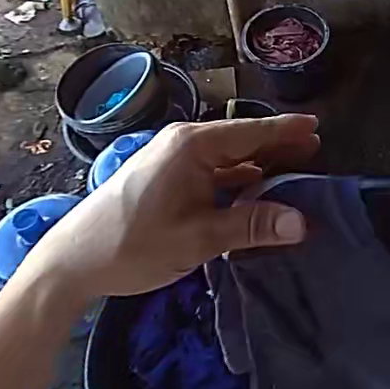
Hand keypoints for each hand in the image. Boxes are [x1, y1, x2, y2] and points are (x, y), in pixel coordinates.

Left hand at [20, 115, 321, 300]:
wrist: (71, 261)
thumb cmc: (133, 244)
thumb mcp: (198, 238)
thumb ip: (252, 226)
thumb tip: (303, 223)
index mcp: (192, 146)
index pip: (251, 132)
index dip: (286, 131)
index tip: (318, 127)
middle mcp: (184, 143)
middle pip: (241, 140)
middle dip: (277, 145)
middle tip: (315, 148)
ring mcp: (173, 158)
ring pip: (228, 155)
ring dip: (259, 162)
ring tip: (294, 165)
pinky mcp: (167, 175)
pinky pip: (213, 169)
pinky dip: (237, 177)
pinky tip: (255, 185)